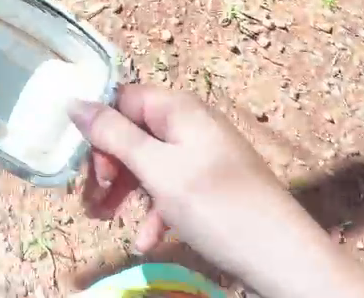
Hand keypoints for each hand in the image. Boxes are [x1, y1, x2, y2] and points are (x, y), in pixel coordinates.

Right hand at [67, 86, 363, 297]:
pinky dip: (155, 209)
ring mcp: (204, 154)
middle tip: (93, 198)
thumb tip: (73, 101)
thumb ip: (114, 134)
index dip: (98, 128)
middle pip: (133, 131)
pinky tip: (147, 241)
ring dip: (125, 191)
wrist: (290, 263)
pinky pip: (171, 185)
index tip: (85, 165)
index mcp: (177, 107)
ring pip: (149, 162)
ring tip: (106, 220)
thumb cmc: (219, 208)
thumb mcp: (158, 170)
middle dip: (109, 165)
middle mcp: (190, 123)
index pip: (121, 99)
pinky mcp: (213, 185)